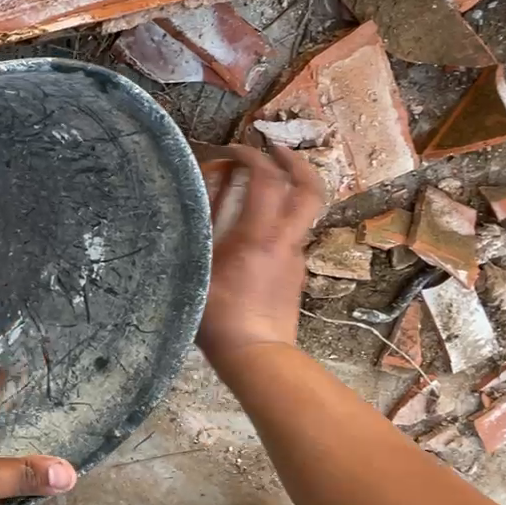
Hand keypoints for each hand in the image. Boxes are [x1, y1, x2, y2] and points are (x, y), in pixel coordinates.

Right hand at [195, 144, 324, 363]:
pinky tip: (254, 227)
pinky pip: (290, 234)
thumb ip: (201, 228)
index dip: (252, 156)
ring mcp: (295, 258)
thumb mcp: (196, 268)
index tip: (234, 148)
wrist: (256, 355)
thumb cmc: (218, 315)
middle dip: (294, 162)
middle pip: (308, 188)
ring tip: (263, 184)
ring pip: (303, 212)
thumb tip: (201, 194)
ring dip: (288, 189)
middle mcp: (285, 241)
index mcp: (259, 236)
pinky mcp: (295, 274)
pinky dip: (278, 217)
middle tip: (274, 149)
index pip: (266, 179)